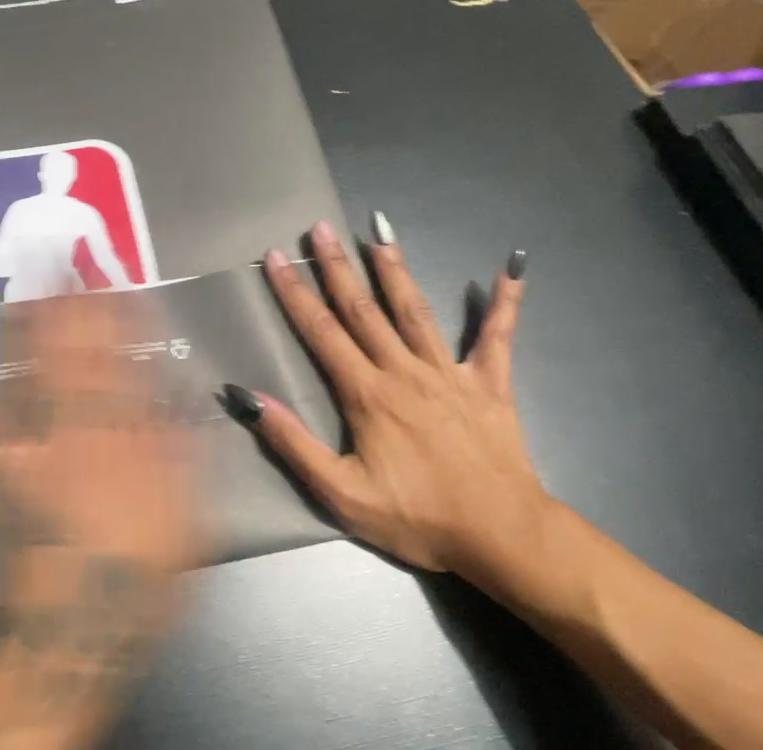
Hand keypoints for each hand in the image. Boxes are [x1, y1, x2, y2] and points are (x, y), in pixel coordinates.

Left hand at [0, 292, 200, 749]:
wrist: (75, 625)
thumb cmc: (135, 578)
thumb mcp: (186, 520)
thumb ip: (181, 452)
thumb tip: (179, 395)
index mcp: (130, 441)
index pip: (127, 364)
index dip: (120, 317)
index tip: (113, 277)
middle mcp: (81, 433)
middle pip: (77, 357)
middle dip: (70, 304)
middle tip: (59, 255)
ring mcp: (33, 449)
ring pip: (31, 376)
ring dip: (26, 329)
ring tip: (19, 286)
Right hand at [241, 216, 552, 581]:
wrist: (500, 535)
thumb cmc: (417, 518)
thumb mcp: (341, 493)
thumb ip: (294, 443)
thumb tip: (248, 396)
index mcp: (367, 394)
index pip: (322, 332)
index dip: (295, 292)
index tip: (277, 257)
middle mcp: (404, 370)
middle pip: (363, 309)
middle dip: (337, 266)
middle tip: (319, 227)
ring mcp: (449, 372)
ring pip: (415, 310)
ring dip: (395, 269)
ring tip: (379, 232)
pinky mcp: (490, 383)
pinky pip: (497, 335)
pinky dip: (505, 301)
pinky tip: (513, 264)